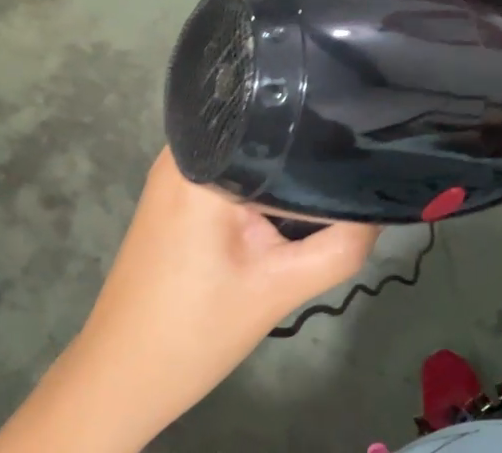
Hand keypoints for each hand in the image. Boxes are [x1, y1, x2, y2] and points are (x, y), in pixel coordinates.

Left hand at [0, 147, 378, 452]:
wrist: (119, 385)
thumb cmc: (193, 332)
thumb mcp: (280, 289)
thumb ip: (341, 244)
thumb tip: (382, 205)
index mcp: (201, 156)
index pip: (281, 116)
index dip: (330, 122)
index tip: (373, 132)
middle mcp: (185, 150)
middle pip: (271, 131)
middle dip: (315, 148)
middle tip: (365, 162)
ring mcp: (179, 173)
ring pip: (257, 155)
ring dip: (292, 172)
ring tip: (338, 183)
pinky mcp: (181, 197)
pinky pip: (239, 174)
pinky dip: (269, 189)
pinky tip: (296, 206)